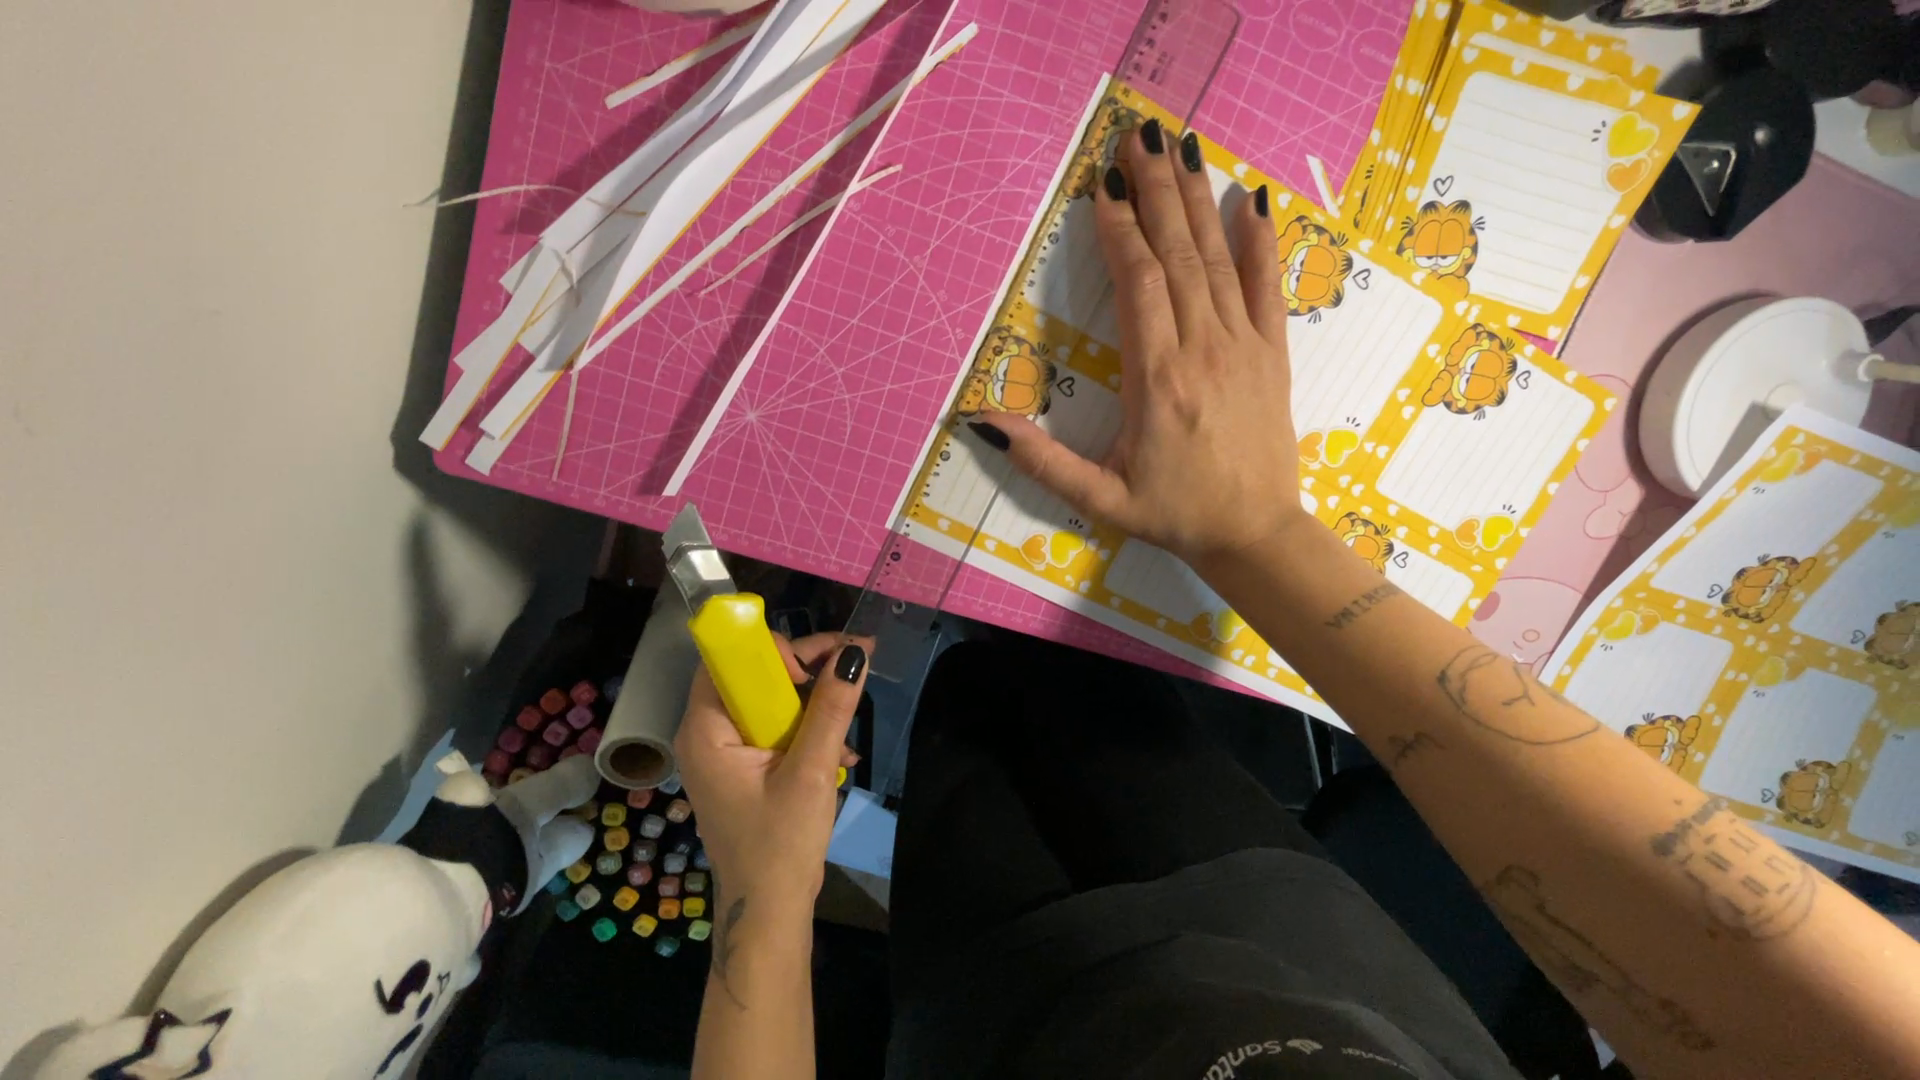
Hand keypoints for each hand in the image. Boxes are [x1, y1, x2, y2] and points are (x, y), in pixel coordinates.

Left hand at [673, 634, 867, 904]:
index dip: (772, 651)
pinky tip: (840, 753)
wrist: (769, 912)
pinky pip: (774, 728)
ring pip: (770, 701)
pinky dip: (807, 730)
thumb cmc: (781, 843)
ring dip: (814, 703)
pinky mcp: (743, 768)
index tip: (816, 665)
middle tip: (855, 662)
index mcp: (706, 730)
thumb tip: (854, 654)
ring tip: (852, 715)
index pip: (729, 660)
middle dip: (807, 669)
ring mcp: (724, 752)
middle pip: (754, 676)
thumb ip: (831, 709)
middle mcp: (707, 733)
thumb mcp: (811, 772)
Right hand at [972, 120, 1308, 569]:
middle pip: (1177, 254)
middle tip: (1138, 135)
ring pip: (1217, 259)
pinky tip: (1250, 200)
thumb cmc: (1173, 515)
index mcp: (1158, 380)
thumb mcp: (1098, 499)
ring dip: (1197, 200)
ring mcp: (1245, 346)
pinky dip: (1259, 241)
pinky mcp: (1273, 353)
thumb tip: (982, 422)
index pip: (1138, 285)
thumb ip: (1042, 460)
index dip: (1119, 231)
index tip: (1103, 186)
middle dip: (1156, 191)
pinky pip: (1267, 286)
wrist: (1255, 535)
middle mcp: (1203, 349)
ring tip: (1181, 147)